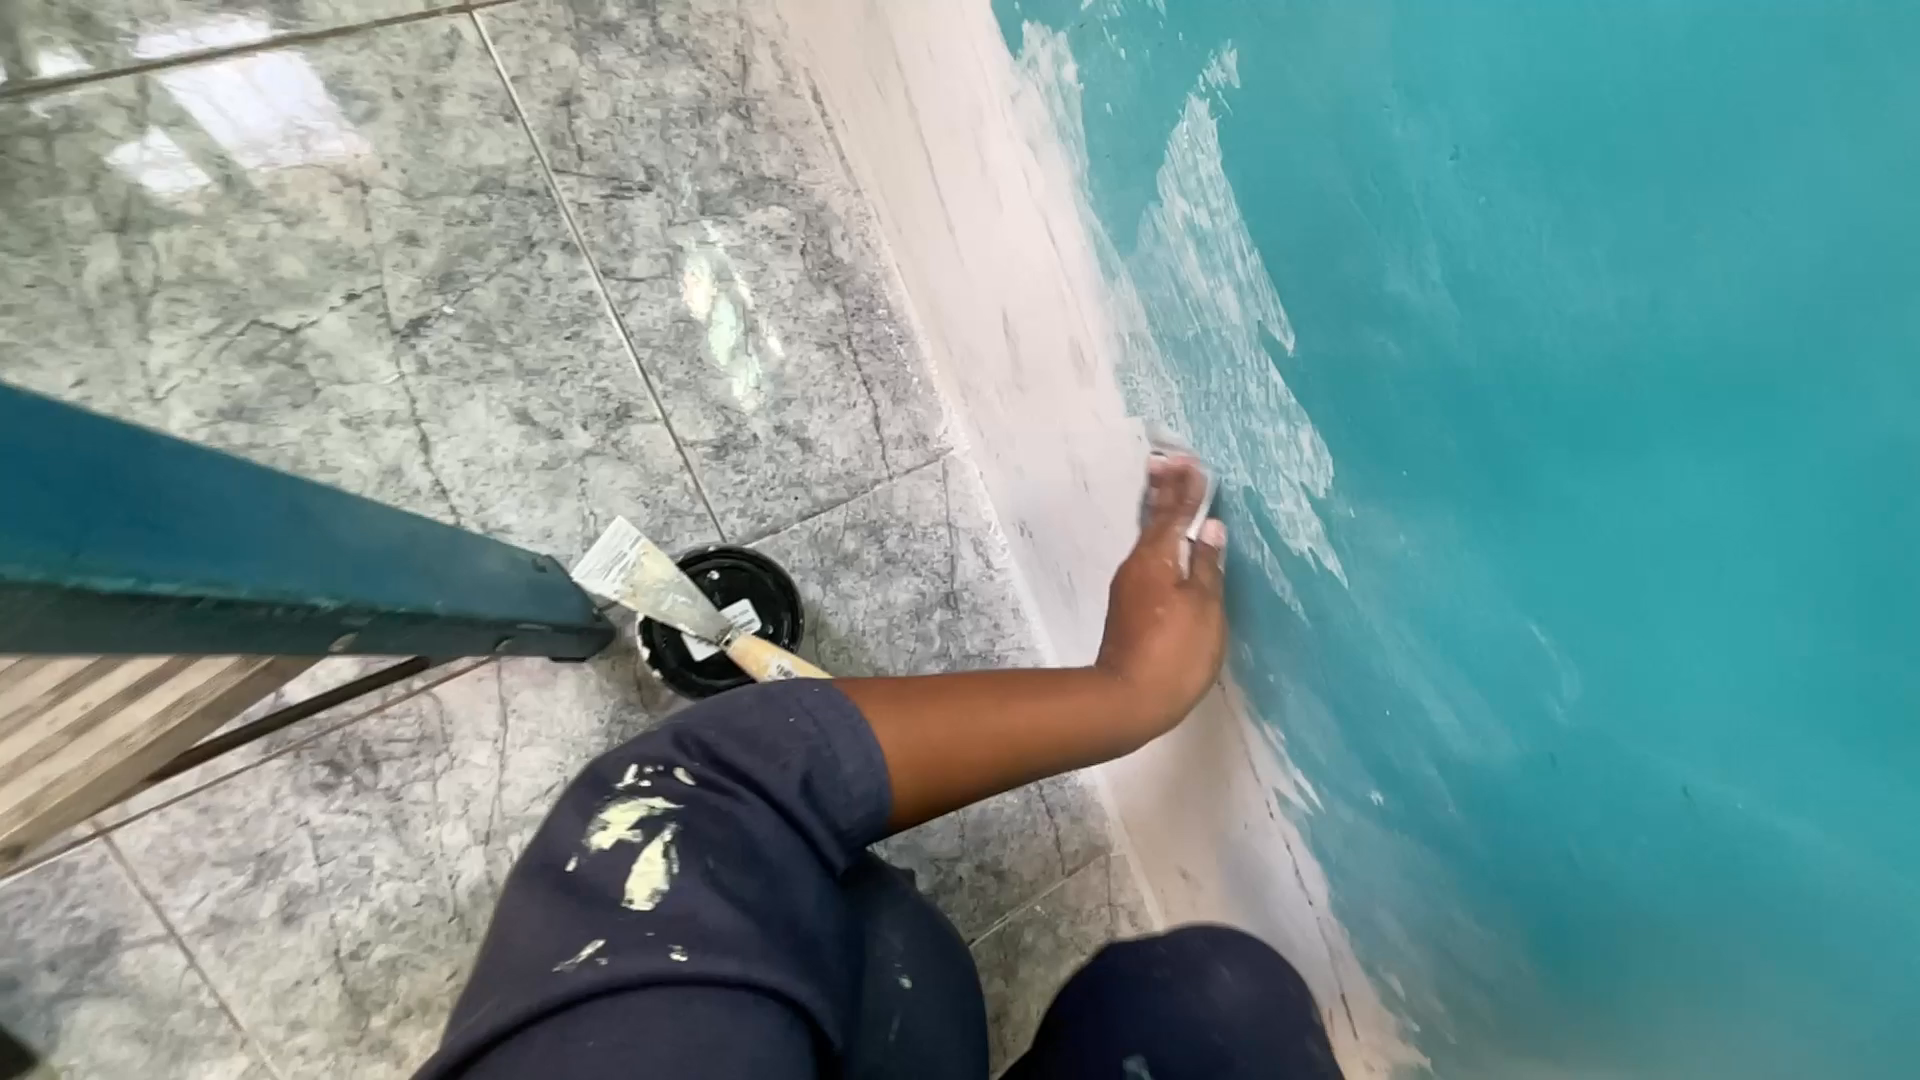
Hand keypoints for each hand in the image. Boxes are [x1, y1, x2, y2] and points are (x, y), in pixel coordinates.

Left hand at [1094, 455, 1226, 737]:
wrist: (1128, 698)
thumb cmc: (1175, 651)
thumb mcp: (1203, 607)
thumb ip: (1206, 565)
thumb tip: (1209, 528)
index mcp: (1156, 559)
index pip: (1175, 514)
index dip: (1186, 489)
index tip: (1191, 462)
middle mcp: (1137, 566)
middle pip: (1154, 521)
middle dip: (1164, 491)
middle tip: (1166, 461)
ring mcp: (1129, 587)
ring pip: (1148, 539)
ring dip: (1159, 514)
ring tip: (1168, 491)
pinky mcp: (1129, 607)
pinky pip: (1147, 560)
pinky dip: (1158, 542)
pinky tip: (1165, 544)